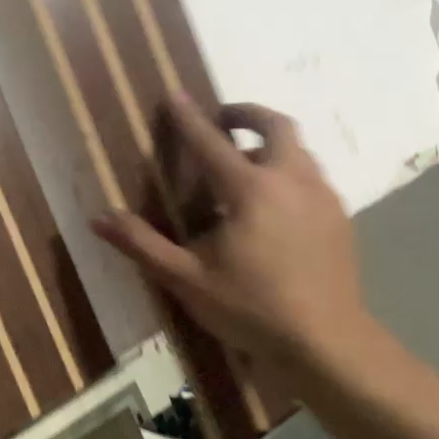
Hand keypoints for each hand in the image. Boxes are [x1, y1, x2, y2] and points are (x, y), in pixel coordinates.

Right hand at [92, 95, 384, 378]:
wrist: (328, 343)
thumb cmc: (251, 308)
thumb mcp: (186, 280)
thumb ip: (142, 245)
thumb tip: (99, 218)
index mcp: (250, 190)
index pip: (211, 142)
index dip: (188, 118)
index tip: (174, 94)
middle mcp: (291, 181)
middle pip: (275, 126)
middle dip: (246, 114)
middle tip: (222, 119)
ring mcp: (322, 197)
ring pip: (299, 150)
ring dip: (270, 144)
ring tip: (244, 163)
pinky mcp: (340, 218)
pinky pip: (311, 177)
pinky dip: (288, 171)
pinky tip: (273, 205)